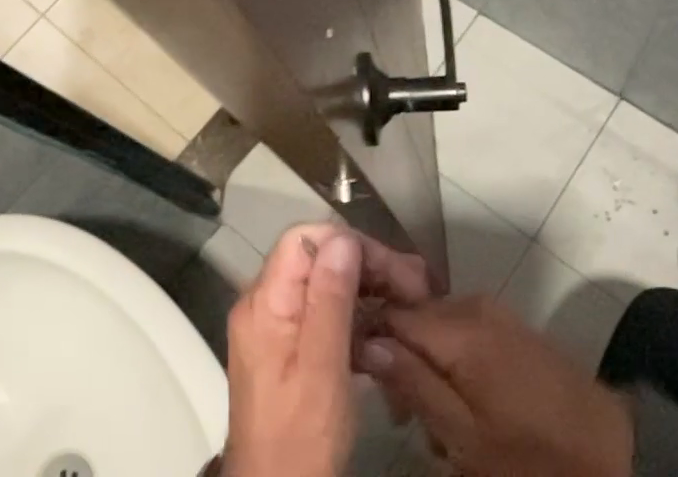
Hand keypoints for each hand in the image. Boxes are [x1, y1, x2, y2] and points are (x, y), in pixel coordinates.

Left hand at [222, 224, 432, 476]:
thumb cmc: (301, 437)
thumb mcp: (322, 368)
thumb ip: (329, 300)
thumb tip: (343, 240)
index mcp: (265, 303)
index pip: (304, 239)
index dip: (350, 243)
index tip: (391, 269)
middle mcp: (264, 304)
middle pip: (316, 257)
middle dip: (366, 263)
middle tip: (413, 288)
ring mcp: (275, 325)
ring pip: (323, 281)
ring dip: (366, 285)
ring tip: (408, 301)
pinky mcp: (289, 345)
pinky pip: (323, 309)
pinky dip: (355, 310)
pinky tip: (384, 325)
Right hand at [362, 296, 634, 476]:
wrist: (610, 454)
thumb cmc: (528, 454)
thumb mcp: (462, 434)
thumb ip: (412, 382)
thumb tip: (367, 342)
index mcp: (460, 328)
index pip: (392, 314)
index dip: (370, 342)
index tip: (365, 381)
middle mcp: (477, 306)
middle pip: (415, 319)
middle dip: (402, 360)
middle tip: (405, 417)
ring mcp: (501, 314)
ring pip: (441, 328)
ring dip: (430, 366)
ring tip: (439, 419)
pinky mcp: (518, 328)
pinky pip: (469, 332)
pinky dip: (457, 362)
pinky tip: (467, 403)